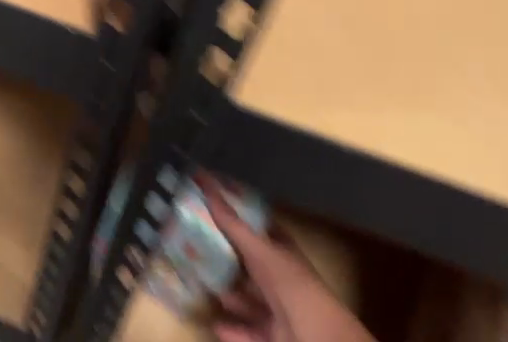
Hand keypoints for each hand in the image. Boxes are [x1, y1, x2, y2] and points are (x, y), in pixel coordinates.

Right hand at [199, 177, 375, 341]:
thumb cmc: (290, 284)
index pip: (256, 227)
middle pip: (247, 263)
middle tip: (191, 244)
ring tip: (197, 282)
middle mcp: (280, 278)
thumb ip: (231, 222)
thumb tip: (205, 182)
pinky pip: (246, 330)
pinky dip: (230, 328)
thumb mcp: (259, 249)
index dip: (234, 216)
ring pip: (245, 298)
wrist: (317, 339)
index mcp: (282, 251)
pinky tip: (213, 322)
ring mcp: (278, 309)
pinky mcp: (272, 335)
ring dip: (224, 293)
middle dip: (222, 256)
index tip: (206, 206)